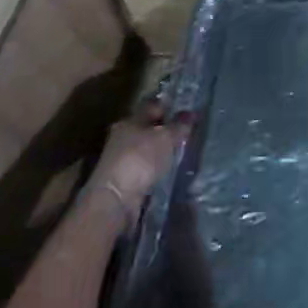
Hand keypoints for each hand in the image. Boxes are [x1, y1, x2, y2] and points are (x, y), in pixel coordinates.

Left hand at [90, 103, 189, 217]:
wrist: (115, 200)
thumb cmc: (140, 159)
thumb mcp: (166, 137)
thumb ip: (180, 125)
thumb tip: (191, 114)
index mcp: (130, 120)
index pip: (152, 107)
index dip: (170, 108)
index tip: (187, 113)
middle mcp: (122, 137)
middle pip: (148, 129)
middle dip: (166, 131)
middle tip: (187, 133)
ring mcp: (121, 160)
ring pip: (147, 149)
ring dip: (161, 152)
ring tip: (182, 153)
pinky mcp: (123, 181)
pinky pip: (145, 168)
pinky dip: (156, 169)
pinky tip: (169, 170)